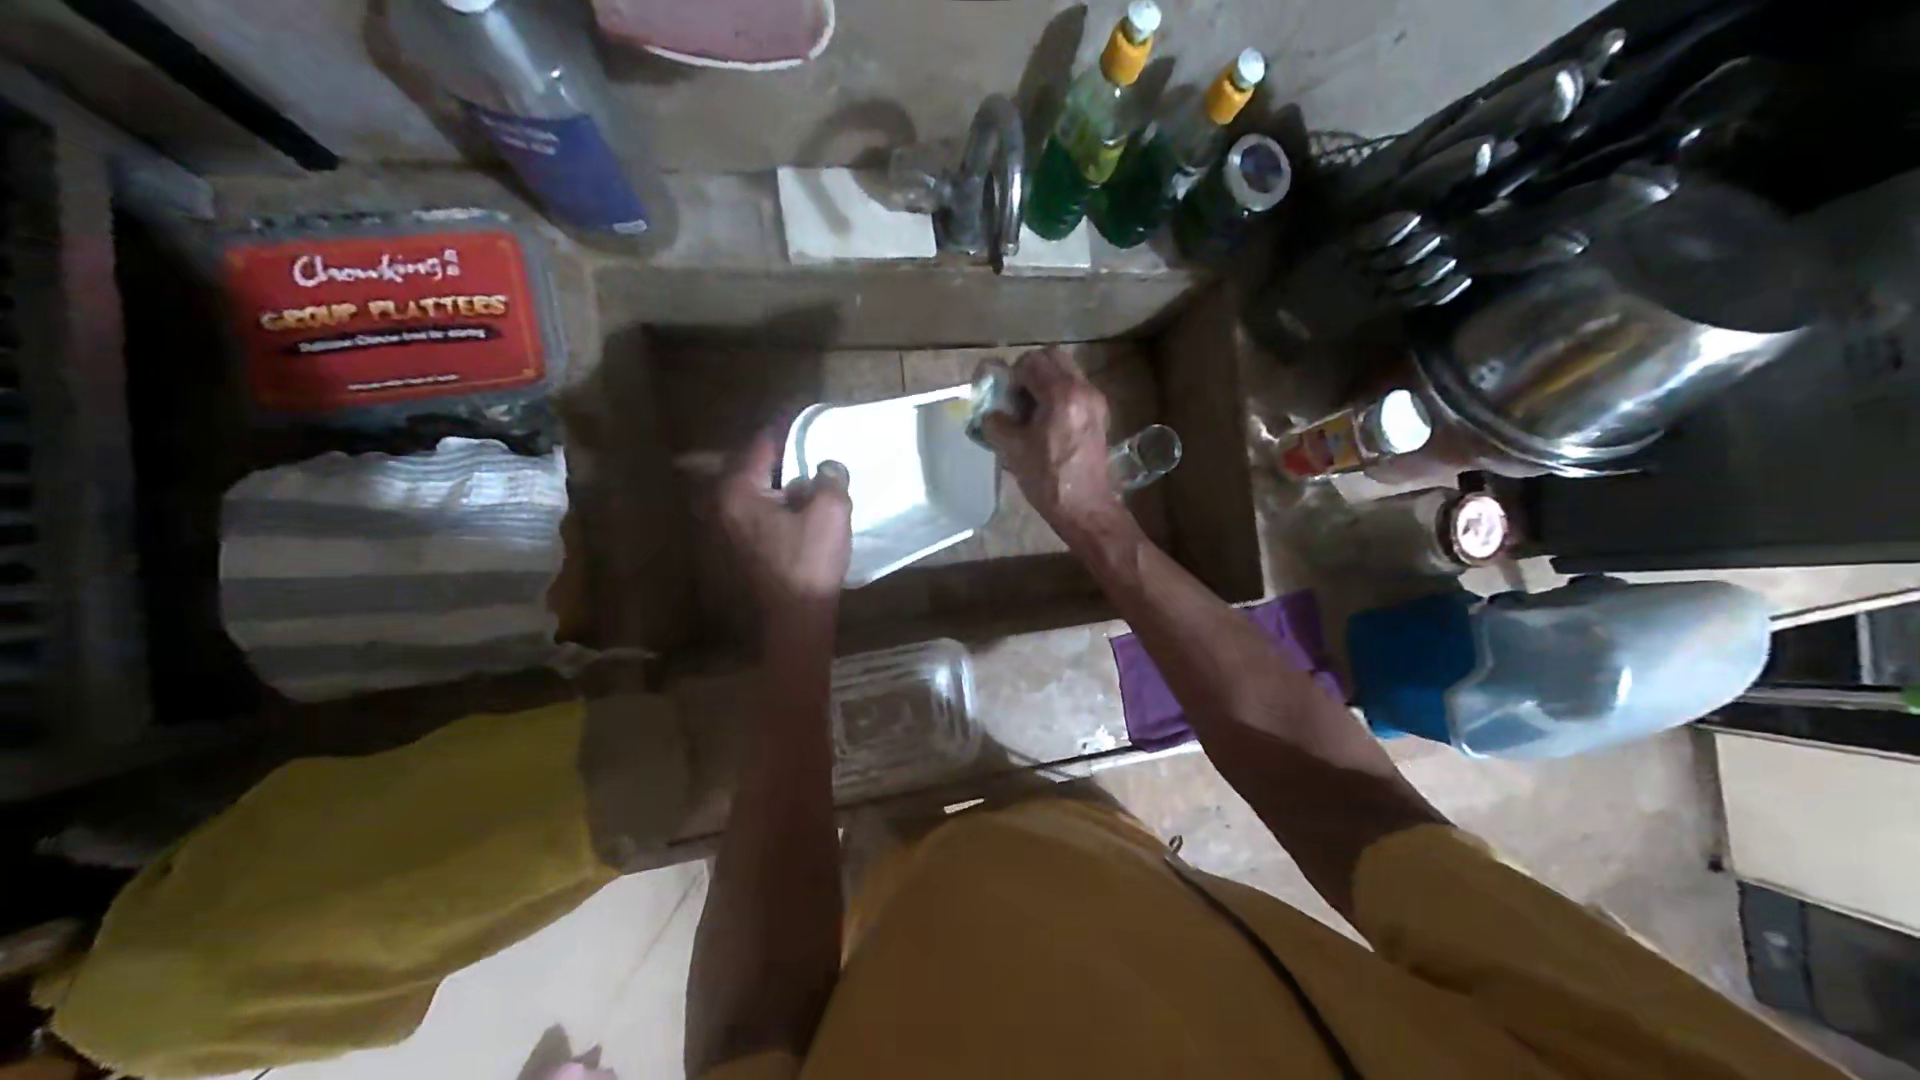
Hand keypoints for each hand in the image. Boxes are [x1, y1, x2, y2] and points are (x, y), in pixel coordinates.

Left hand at [717, 430, 852, 614]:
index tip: (806, 410)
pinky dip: (777, 495)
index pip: (761, 442)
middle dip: (781, 448)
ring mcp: (728, 525)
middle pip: (753, 462)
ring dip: (780, 474)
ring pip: (755, 485)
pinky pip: (757, 505)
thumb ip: (830, 478)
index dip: (786, 424)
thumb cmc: (809, 562)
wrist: (796, 617)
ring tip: (809, 464)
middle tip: (809, 436)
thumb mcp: (830, 512)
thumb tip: (827, 467)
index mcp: (738, 490)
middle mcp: (723, 503)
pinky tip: (802, 497)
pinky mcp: (740, 543)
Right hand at [981, 347, 1128, 543]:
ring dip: (1045, 381)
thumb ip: (996, 422)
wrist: (1085, 508)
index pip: (1031, 362)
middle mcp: (1083, 390)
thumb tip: (991, 412)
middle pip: (1052, 357)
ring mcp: (1095, 401)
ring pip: (1066, 371)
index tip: (1004, 399)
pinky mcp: (1099, 415)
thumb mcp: (1012, 450)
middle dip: (1030, 370)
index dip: (1012, 376)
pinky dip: (1058, 394)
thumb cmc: (1047, 480)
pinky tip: (1046, 422)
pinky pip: (1075, 389)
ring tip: (1031, 411)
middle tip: (1017, 397)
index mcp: (1062, 395)